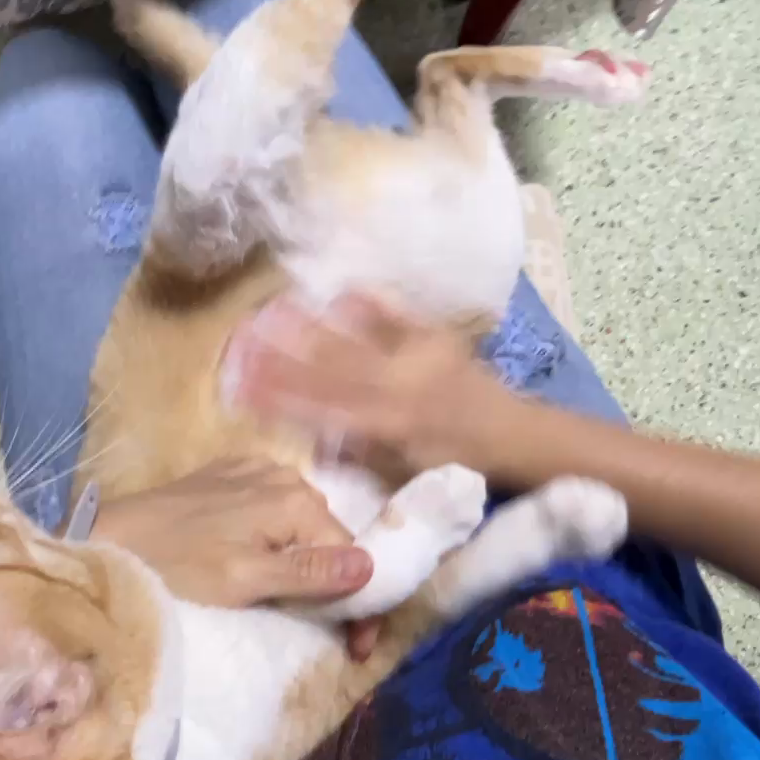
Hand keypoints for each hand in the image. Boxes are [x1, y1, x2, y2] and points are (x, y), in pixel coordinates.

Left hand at [91, 458, 372, 608]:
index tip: (356, 650)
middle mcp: (285, 475)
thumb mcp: (243, 581)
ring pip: (302, 523)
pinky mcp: (231, 473)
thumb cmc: (175, 566)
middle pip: (328, 536)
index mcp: (295, 499)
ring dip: (304, 560)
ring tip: (290, 598)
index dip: (360, 604)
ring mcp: (256, 469)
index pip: (351, 553)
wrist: (108, 536)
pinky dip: (278, 538)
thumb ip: (308, 573)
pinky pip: (274, 508)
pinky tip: (261, 559)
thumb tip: (371, 565)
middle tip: (322, 629)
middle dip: (333, 582)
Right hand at [234, 292, 512, 477]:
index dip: (278, 396)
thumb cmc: (458, 460)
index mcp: (387, 424)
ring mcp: (416, 356)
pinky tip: (338, 291)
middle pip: (327, 368)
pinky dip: (367, 302)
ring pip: (352, 340)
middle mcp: (397, 387)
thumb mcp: (406, 469)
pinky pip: (396, 315)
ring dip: (311, 324)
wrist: (515, 432)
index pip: (320, 408)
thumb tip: (315, 437)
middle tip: (245, 337)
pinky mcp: (434, 336)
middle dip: (282, 354)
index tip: (243, 385)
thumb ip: (360, 452)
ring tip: (274, 308)